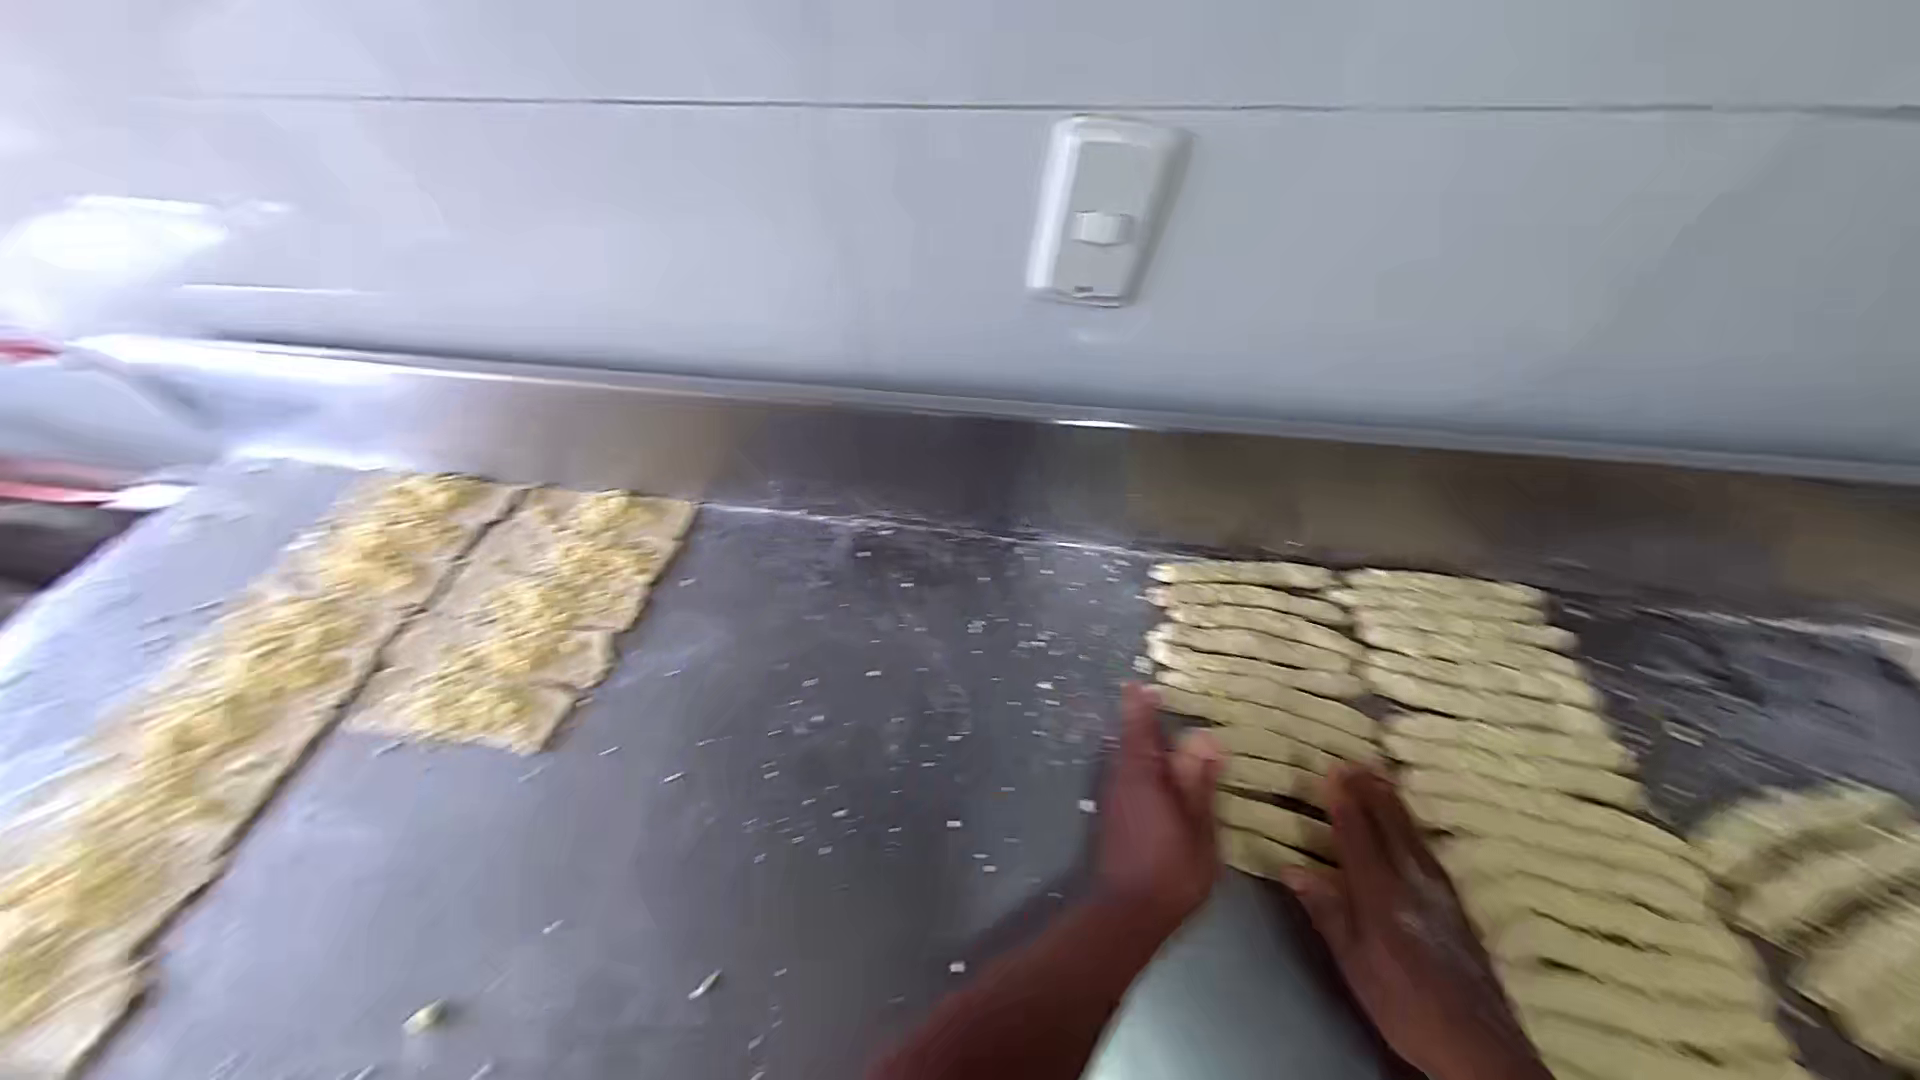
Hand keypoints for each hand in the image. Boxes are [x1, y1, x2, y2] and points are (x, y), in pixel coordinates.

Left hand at [1095, 683, 1222, 935]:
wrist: (1128, 910)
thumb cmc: (1170, 869)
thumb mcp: (1198, 827)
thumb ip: (1199, 782)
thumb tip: (1206, 739)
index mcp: (1142, 773)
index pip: (1139, 725)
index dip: (1142, 703)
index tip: (1144, 682)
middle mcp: (1121, 775)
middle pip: (1129, 736)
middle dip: (1140, 716)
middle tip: (1155, 696)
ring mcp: (1114, 794)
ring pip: (1126, 754)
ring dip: (1139, 738)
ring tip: (1161, 728)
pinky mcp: (1114, 812)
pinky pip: (1127, 772)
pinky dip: (1139, 760)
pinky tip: (1158, 770)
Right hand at [1284, 766, 1550, 1079]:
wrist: (1479, 1047)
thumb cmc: (1403, 1005)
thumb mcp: (1354, 964)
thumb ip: (1327, 913)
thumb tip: (1293, 869)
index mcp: (1380, 895)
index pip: (1357, 836)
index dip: (1343, 802)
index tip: (1330, 771)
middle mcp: (1411, 884)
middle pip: (1388, 825)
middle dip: (1369, 791)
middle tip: (1351, 761)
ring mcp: (1438, 892)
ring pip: (1411, 833)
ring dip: (1392, 801)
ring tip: (1377, 775)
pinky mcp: (1455, 904)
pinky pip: (1427, 848)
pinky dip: (1411, 824)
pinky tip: (1408, 822)